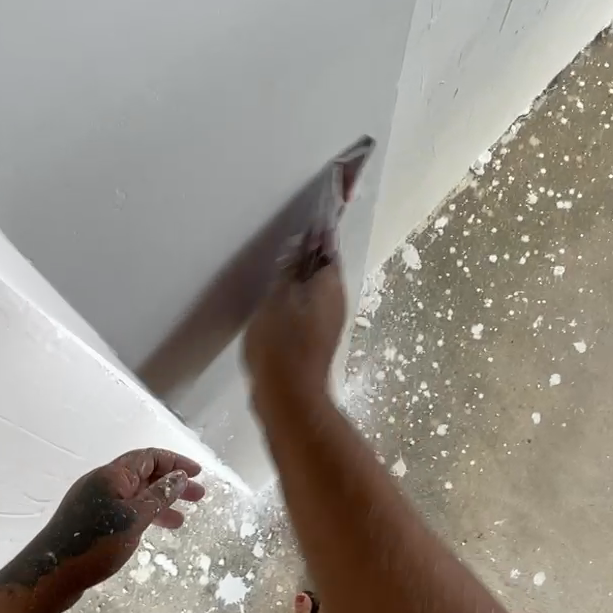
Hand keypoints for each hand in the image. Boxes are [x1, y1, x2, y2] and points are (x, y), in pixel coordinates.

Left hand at [0, 449, 204, 609]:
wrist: (50, 576)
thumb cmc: (95, 544)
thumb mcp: (134, 519)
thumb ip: (158, 497)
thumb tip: (179, 477)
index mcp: (112, 476)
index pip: (149, 457)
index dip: (176, 463)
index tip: (198, 474)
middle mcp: (102, 483)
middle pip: (144, 475)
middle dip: (172, 484)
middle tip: (198, 497)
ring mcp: (94, 503)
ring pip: (135, 495)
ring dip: (160, 503)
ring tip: (181, 521)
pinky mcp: (90, 522)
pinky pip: (124, 510)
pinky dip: (143, 516)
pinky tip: (152, 530)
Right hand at [244, 242, 347, 411]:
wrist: (289, 394)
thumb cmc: (282, 341)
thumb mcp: (277, 297)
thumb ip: (289, 269)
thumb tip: (300, 244)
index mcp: (330, 284)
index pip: (329, 247)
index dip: (318, 232)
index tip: (306, 218)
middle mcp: (336, 301)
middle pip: (323, 269)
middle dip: (308, 255)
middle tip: (286, 241)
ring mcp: (328, 322)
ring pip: (315, 290)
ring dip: (300, 278)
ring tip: (277, 268)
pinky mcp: (316, 339)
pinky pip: (308, 308)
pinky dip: (295, 299)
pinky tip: (277, 300)